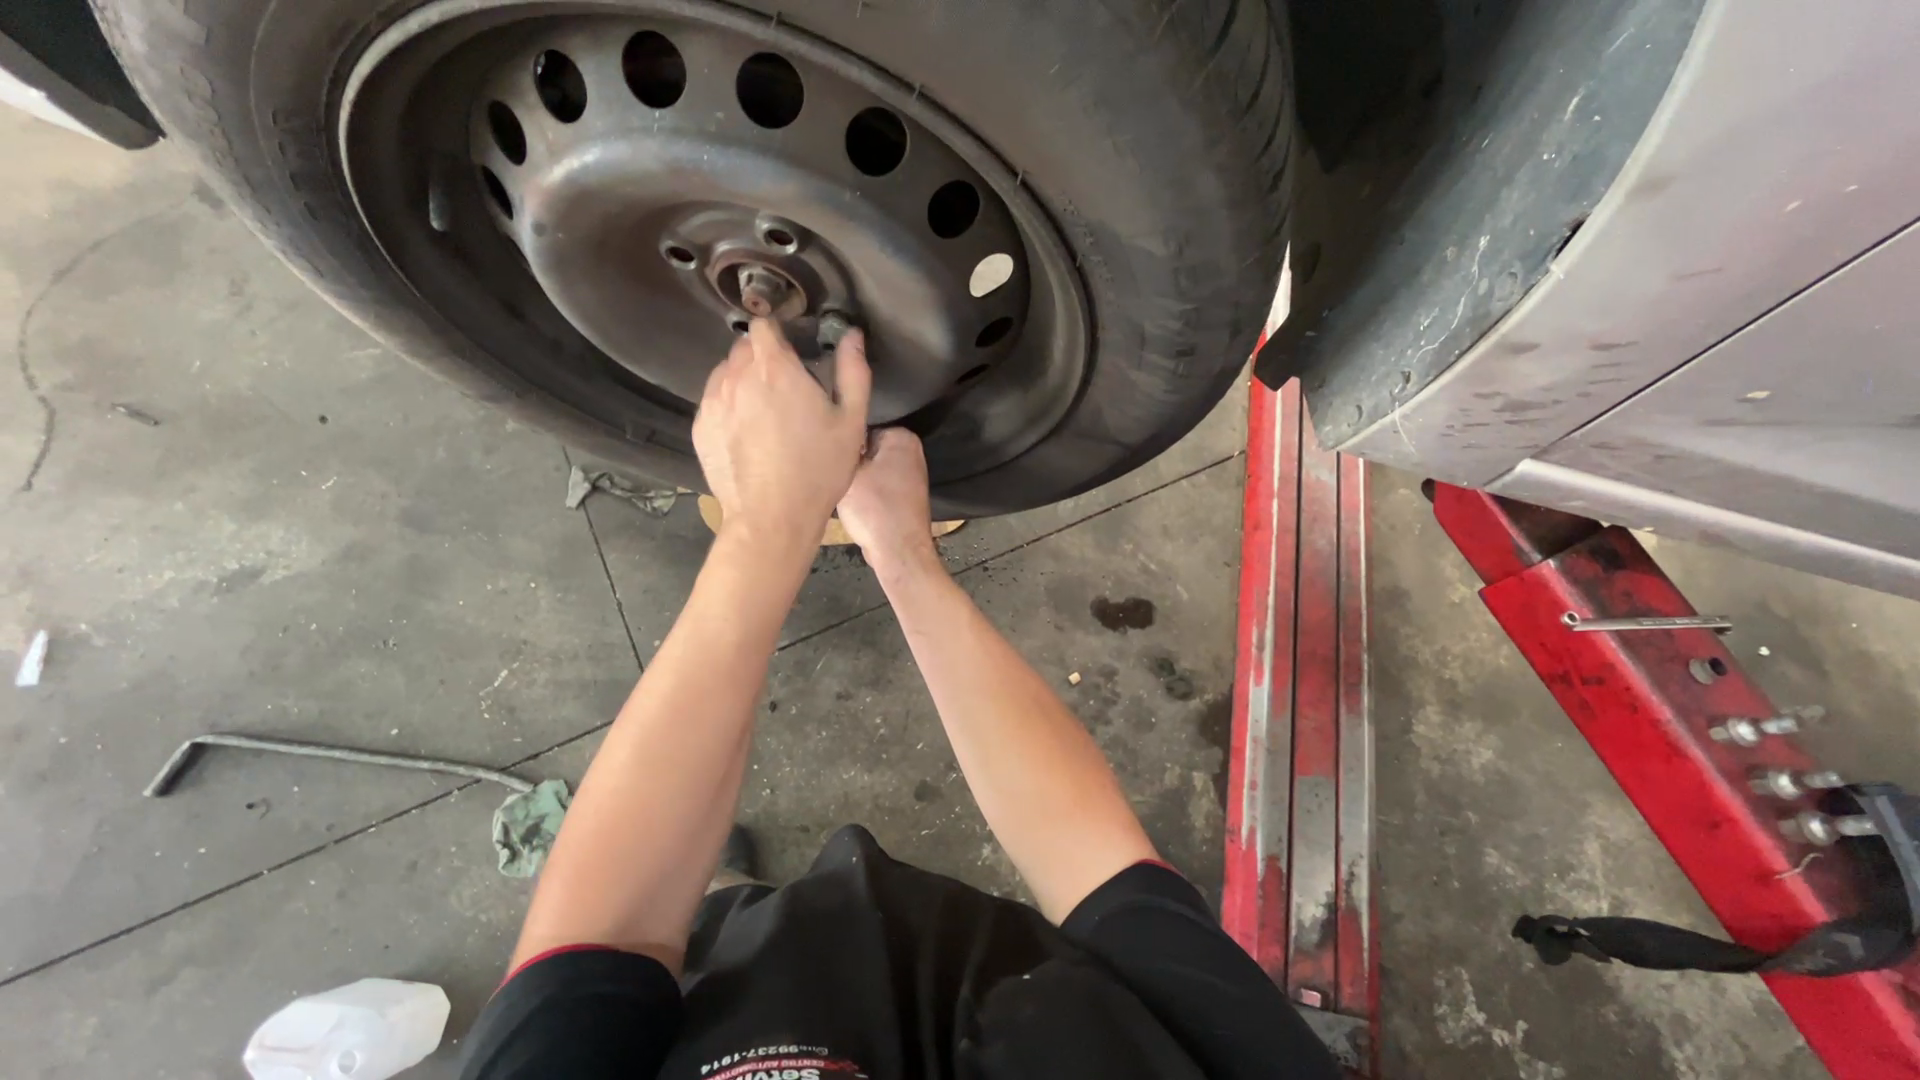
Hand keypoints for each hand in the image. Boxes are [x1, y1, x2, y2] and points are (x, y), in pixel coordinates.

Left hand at [694, 319, 871, 552]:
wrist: (772, 517)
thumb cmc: (818, 470)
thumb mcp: (850, 421)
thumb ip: (853, 371)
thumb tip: (852, 335)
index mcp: (775, 368)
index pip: (764, 325)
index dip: (778, 332)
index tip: (791, 348)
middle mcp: (737, 377)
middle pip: (743, 348)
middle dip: (762, 358)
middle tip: (785, 386)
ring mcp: (713, 403)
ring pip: (725, 373)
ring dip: (743, 380)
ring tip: (765, 411)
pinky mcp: (701, 428)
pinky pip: (714, 402)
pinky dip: (728, 407)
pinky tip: (748, 434)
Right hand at [837, 427, 937, 577]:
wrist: (898, 551)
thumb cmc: (874, 507)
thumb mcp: (848, 472)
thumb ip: (842, 449)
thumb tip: (833, 437)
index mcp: (902, 437)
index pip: (862, 427)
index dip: (843, 442)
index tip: (829, 455)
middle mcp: (912, 453)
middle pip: (867, 449)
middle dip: (851, 460)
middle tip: (831, 471)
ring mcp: (910, 477)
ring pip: (871, 469)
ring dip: (856, 478)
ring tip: (839, 485)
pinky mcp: (905, 498)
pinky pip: (878, 487)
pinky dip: (866, 493)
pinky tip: (854, 502)